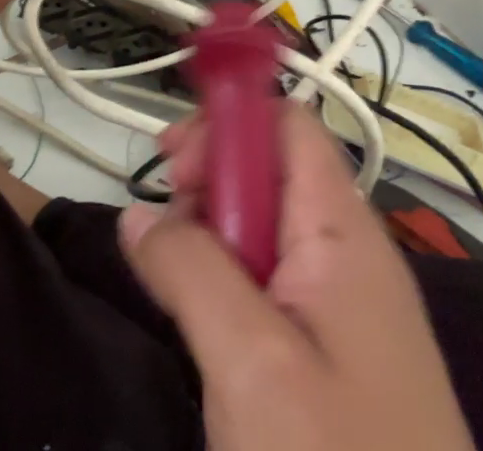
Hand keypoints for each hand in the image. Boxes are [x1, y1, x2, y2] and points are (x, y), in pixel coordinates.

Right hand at [119, 105, 473, 450]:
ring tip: (175, 289)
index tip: (166, 164)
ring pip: (255, 229)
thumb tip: (137, 213)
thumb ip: (189, 268)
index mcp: (344, 239)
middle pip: (268, 172)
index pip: (289, 128)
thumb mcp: (251, 360)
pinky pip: (260, 282)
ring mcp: (336, 307)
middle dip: (203, 184)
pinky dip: (217, 283)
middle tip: (161, 235)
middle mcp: (345, 258)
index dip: (226, 122)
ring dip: (202, 238)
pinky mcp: (322, 350)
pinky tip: (199, 324)